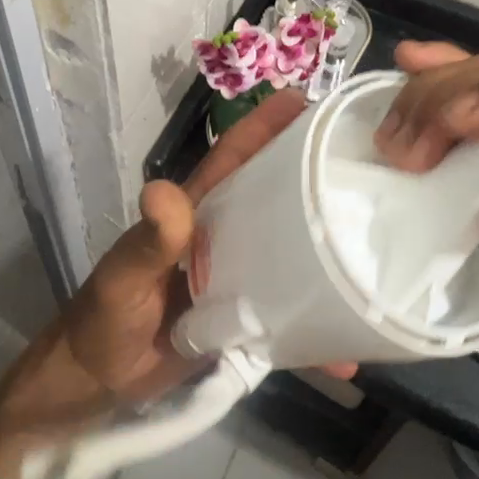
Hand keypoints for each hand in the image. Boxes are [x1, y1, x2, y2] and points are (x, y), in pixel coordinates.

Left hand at [61, 88, 357, 401]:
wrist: (100, 378)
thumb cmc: (106, 313)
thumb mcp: (126, 273)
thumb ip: (149, 238)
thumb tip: (162, 191)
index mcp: (198, 212)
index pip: (235, 157)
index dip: (265, 126)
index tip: (305, 100)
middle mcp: (225, 237)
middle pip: (277, 200)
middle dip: (314, 181)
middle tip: (365, 170)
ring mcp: (238, 279)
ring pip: (291, 257)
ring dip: (327, 259)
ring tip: (378, 259)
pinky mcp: (245, 322)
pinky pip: (287, 322)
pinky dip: (312, 338)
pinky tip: (346, 356)